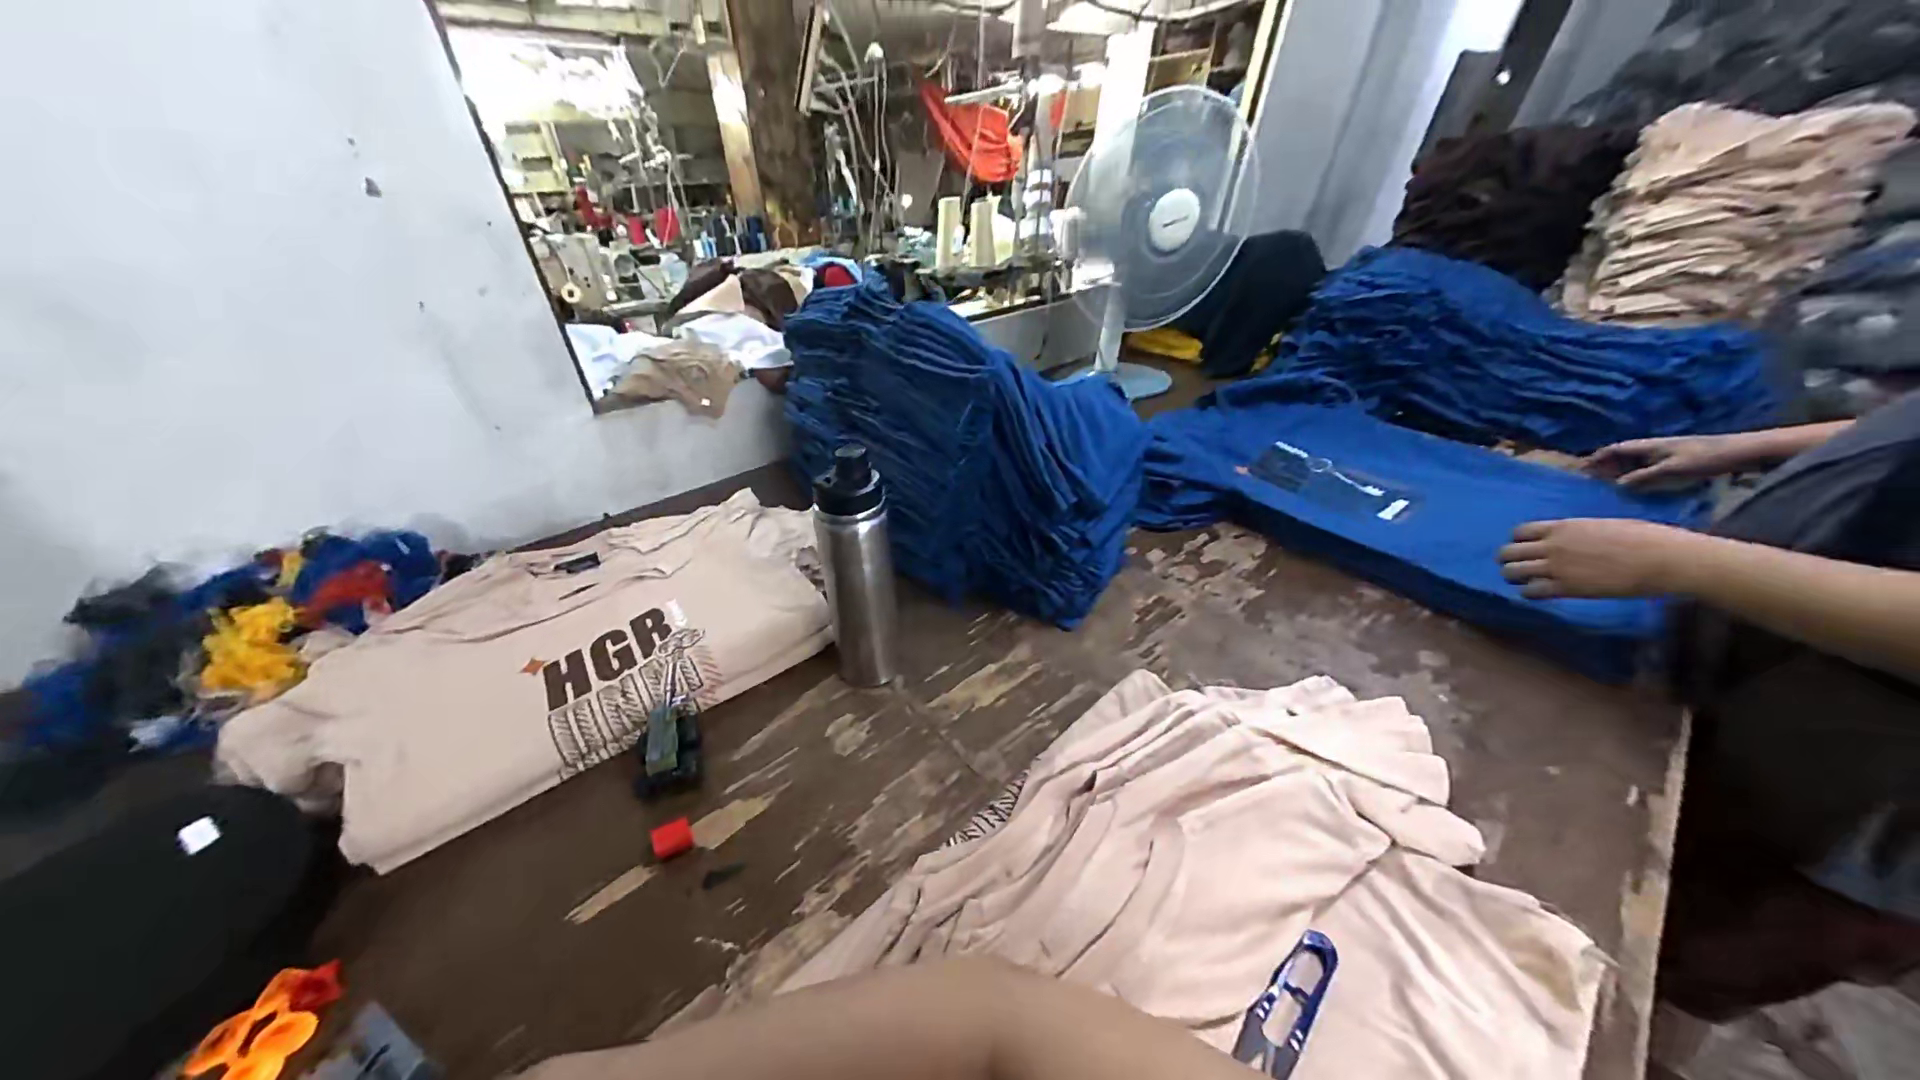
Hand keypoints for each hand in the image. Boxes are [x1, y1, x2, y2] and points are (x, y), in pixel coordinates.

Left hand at [1498, 518, 1698, 598]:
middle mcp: (1552, 545)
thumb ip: (1579, 532)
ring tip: (1523, 581)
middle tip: (1518, 566)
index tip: (1527, 548)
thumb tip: (1571, 538)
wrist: (1668, 559)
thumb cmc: (1647, 538)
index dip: (1519, 541)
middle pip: (1507, 552)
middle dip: (1508, 560)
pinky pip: (1530, 591)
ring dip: (1513, 577)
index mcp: (1562, 527)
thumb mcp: (1604, 525)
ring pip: (1511, 572)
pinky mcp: (1566, 587)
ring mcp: (1556, 567)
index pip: (1519, 532)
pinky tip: (1539, 592)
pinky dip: (1529, 592)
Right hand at [1583, 434, 1752, 487]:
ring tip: (1611, 486)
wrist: (1747, 451)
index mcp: (1648, 445)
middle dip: (1605, 466)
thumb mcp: (1672, 469)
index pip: (1613, 449)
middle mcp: (1654, 447)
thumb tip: (1618, 485)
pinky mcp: (1680, 460)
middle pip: (1622, 455)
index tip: (1581, 470)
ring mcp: (1668, 453)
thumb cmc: (1708, 457)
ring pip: (1635, 461)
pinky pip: (1649, 467)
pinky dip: (1637, 475)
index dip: (1596, 458)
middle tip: (1592, 481)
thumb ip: (1643, 477)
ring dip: (1621, 471)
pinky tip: (1638, 486)